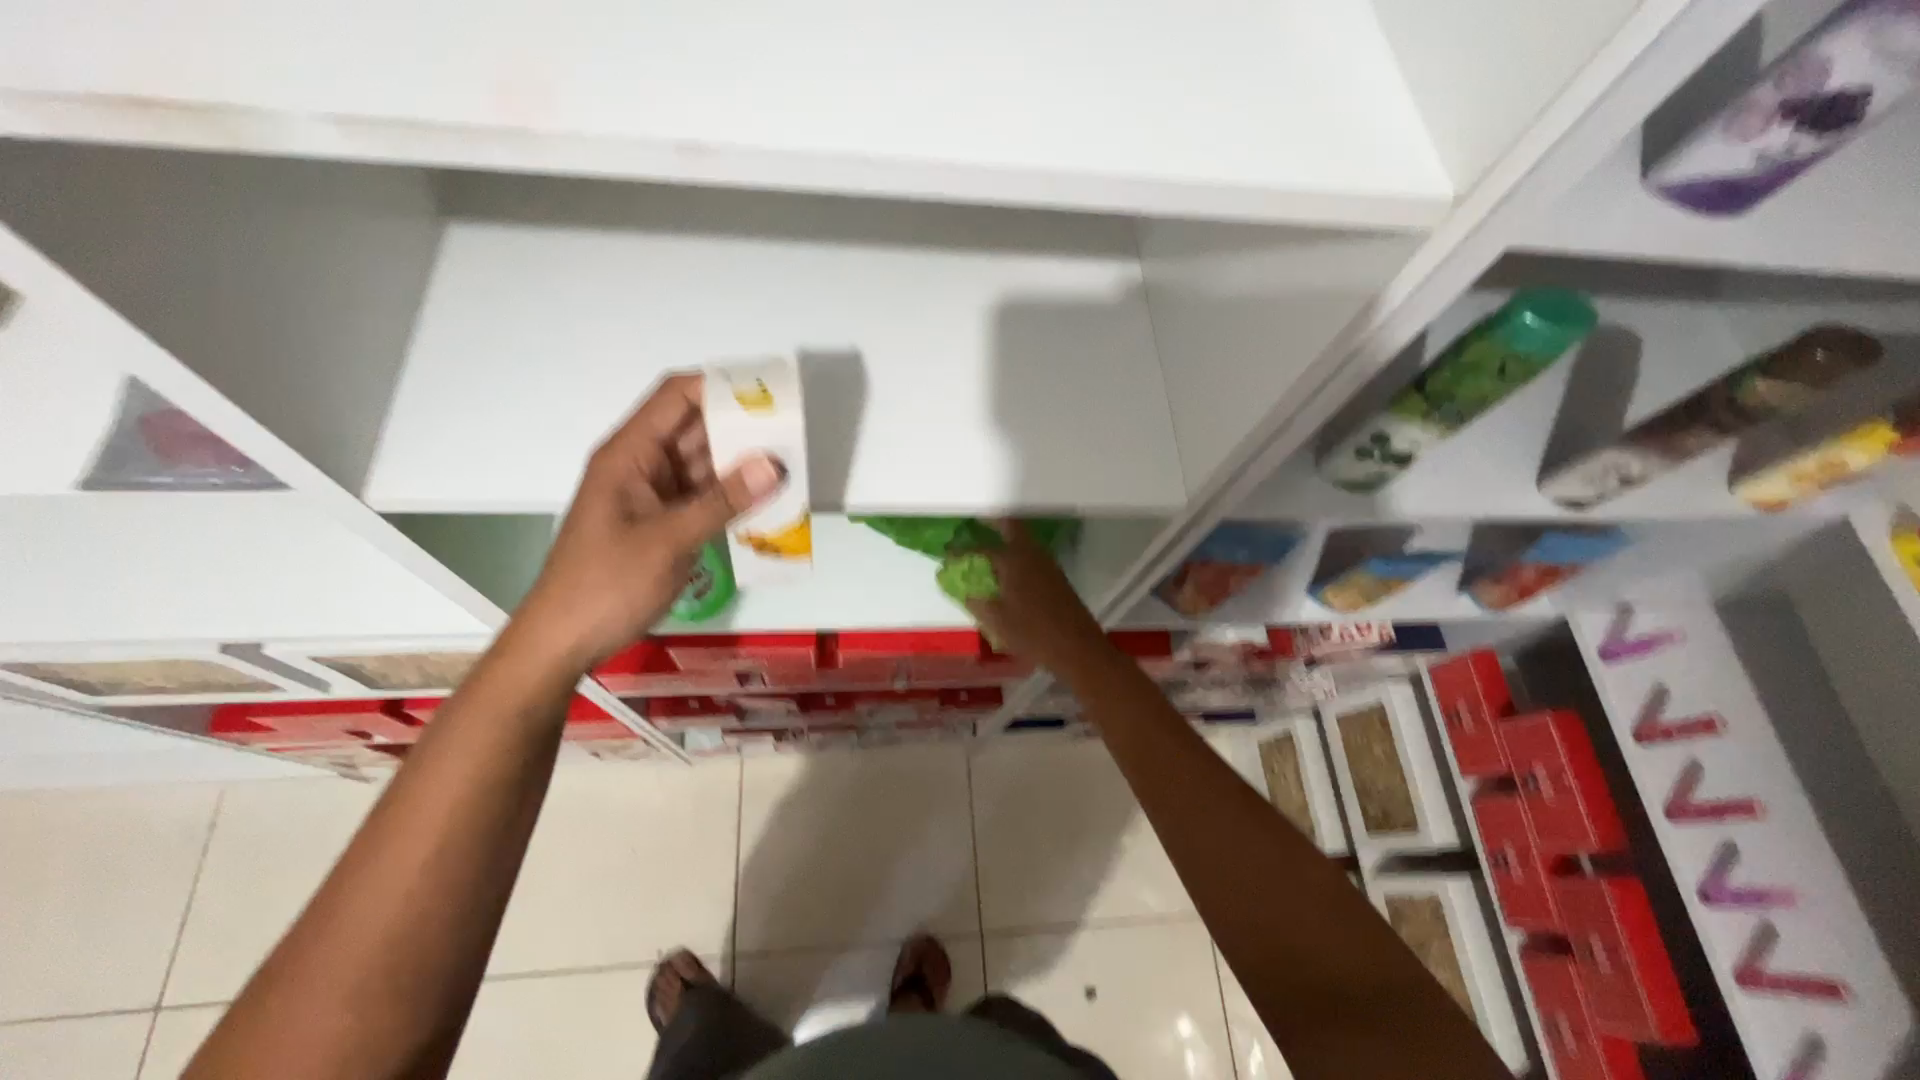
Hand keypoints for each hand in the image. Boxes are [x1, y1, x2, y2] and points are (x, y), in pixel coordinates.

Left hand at [517, 373, 784, 665]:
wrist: (564, 639)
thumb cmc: (607, 583)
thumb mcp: (670, 540)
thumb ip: (724, 501)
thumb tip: (775, 464)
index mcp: (629, 454)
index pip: (676, 397)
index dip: (719, 387)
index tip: (768, 394)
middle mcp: (641, 465)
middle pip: (694, 428)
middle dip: (740, 427)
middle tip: (793, 432)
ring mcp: (651, 495)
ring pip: (702, 464)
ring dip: (740, 463)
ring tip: (790, 464)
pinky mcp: (661, 523)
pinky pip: (701, 497)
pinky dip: (730, 496)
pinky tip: (766, 501)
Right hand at [964, 521, 1109, 673]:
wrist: (1077, 647)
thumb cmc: (1033, 633)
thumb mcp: (997, 621)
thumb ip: (977, 603)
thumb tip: (967, 593)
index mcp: (1013, 561)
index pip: (981, 549)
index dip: (961, 551)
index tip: (948, 552)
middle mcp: (1031, 555)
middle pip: (1011, 526)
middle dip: (993, 522)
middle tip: (978, 521)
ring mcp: (1047, 564)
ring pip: (1024, 540)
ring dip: (1008, 538)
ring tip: (990, 547)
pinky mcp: (1056, 577)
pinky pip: (1032, 555)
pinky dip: (1018, 554)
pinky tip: (1009, 571)